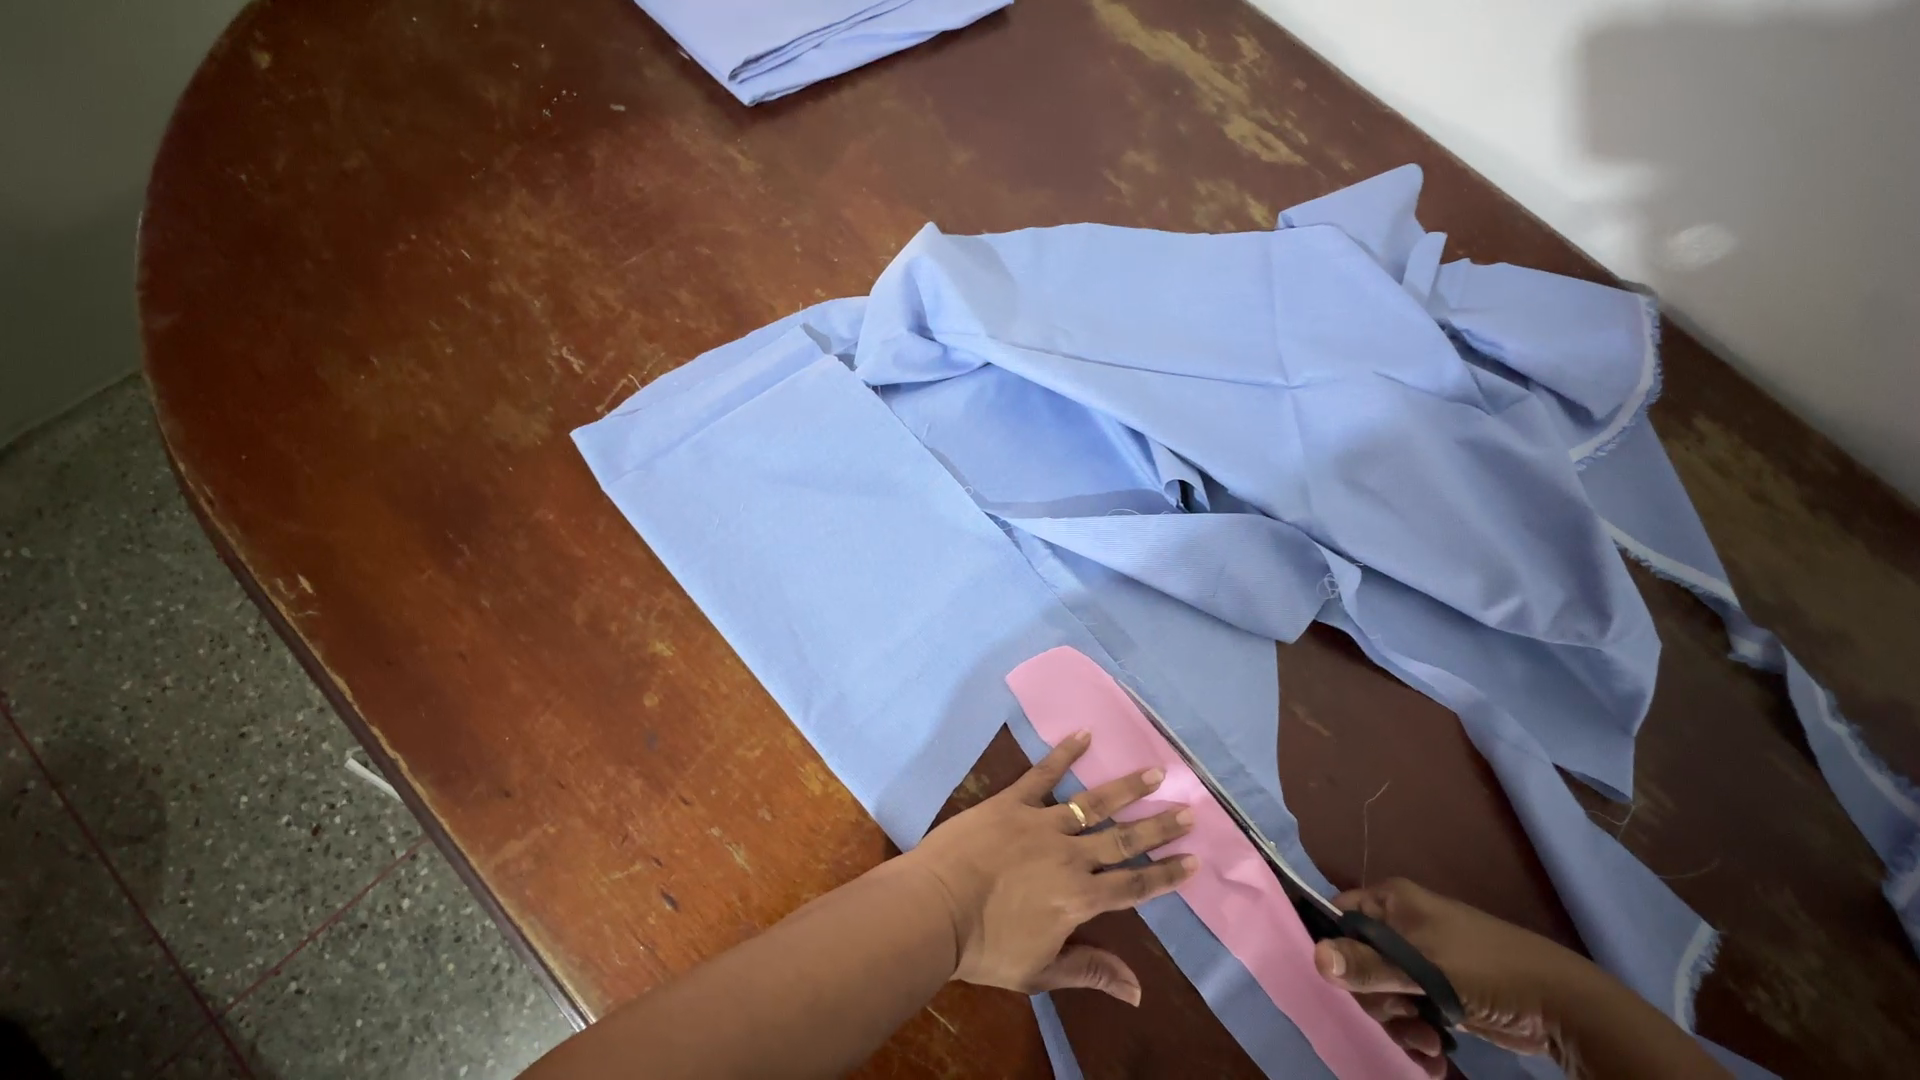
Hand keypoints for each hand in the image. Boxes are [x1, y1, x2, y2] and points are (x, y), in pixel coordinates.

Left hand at [902, 731, 1197, 1004]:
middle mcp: (1071, 856)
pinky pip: (1043, 773)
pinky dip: (1065, 753)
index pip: (1134, 885)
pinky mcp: (1012, 802)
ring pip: (1094, 802)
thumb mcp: (1038, 972)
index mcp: (1080, 898)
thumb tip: (1137, 991)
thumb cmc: (982, 947)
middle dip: (1159, 825)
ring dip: (1127, 787)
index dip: (1166, 874)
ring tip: (1155, 771)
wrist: (934, 909)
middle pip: (1124, 839)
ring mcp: (1042, 823)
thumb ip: (1089, 971)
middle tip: (1189, 810)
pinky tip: (1085, 734)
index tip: (1194, 859)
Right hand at [1313, 878, 1599, 1077]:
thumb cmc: (1488, 969)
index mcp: (1390, 903)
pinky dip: (1415, 1035)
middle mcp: (1398, 927)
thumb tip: (1315, 958)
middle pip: (1356, 965)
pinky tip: (1434, 1054)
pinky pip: (1405, 1012)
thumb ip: (1368, 965)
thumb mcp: (1425, 968)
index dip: (1332, 951)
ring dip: (1399, 1026)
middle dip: (1377, 1002)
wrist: (1561, 1005)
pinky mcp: (1435, 992)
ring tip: (1428, 1043)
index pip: (1337, 918)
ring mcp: (1417, 961)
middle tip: (1402, 1016)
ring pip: (1380, 995)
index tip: (1344, 984)